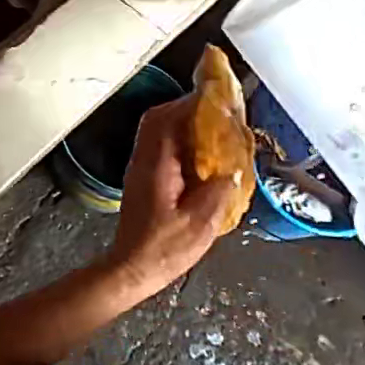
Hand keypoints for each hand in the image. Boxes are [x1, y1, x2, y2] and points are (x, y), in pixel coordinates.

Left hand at [104, 97, 234, 293]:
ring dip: (181, 123)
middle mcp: (143, 160)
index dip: (190, 104)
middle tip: (216, 109)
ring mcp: (140, 168)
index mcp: (156, 165)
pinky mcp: (143, 178)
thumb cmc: (164, 249)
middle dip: (186, 107)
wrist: (132, 267)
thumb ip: (218, 192)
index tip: (214, 97)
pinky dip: (178, 140)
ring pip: (156, 131)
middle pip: (158, 119)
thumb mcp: (200, 224)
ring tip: (212, 127)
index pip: (167, 120)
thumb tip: (232, 168)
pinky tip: (200, 153)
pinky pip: (159, 147)